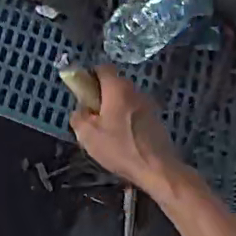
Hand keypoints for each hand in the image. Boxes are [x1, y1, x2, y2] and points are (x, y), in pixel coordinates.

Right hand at [69, 65, 189, 194]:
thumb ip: (78, 116)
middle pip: (114, 85)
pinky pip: (135, 113)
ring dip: (114, 110)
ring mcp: (148, 104)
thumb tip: (81, 109)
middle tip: (92, 118)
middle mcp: (135, 90)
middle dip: (101, 97)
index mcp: (117, 88)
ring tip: (107, 133)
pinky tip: (123, 141)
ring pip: (125, 100)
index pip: (102, 68)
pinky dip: (127, 121)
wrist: (156, 167)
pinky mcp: (155, 119)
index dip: (90, 76)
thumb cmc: (119, 147)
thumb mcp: (87, 134)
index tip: (83, 94)